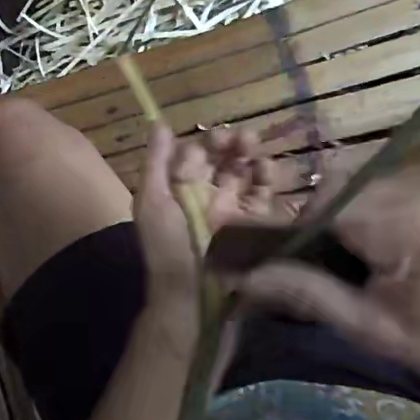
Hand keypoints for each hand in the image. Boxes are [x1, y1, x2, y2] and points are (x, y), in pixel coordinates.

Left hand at [134, 125, 288, 313]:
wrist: (194, 297)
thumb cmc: (168, 247)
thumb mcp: (152, 202)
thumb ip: (156, 162)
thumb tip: (160, 122)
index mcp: (181, 188)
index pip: (198, 154)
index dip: (208, 144)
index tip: (216, 142)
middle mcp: (208, 194)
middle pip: (224, 159)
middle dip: (234, 144)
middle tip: (244, 140)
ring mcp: (233, 208)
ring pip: (246, 172)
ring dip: (252, 156)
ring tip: (254, 150)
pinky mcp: (255, 223)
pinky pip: (264, 194)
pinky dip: (267, 178)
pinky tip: (266, 169)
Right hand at [237, 174, 419, 402]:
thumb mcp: (367, 328)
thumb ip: (305, 293)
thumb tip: (245, 278)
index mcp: (410, 231)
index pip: (332, 206)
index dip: (300, 229)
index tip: (286, 258)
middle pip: (342, 185)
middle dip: (319, 218)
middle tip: (319, 262)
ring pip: (357, 180)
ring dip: (339, 211)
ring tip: (346, 255)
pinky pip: (379, 184)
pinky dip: (361, 206)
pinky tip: (369, 242)